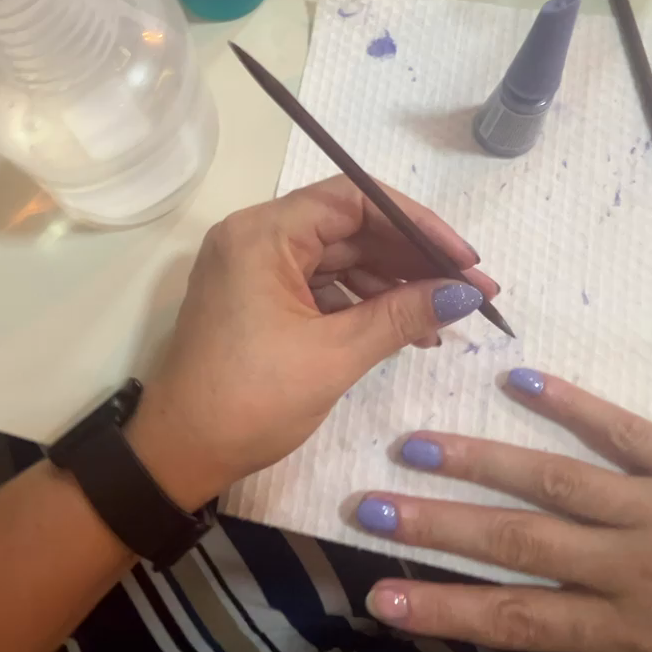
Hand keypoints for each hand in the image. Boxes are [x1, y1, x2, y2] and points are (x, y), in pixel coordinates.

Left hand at [124, 175, 498, 507]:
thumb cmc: (251, 400)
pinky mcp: (259, 295)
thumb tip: (467, 293)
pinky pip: (320, 283)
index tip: (463, 257)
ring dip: (390, 283)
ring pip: (336, 257)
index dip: (414, 223)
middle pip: (346, 226)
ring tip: (444, 317)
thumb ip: (402, 314)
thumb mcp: (334, 355)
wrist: (182, 452)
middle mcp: (254, 236)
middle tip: (470, 289)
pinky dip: (360, 302)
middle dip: (409, 257)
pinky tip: (405, 327)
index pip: (350, 199)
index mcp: (261, 234)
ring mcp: (254, 266)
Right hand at [351, 370, 651, 651]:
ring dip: (478, 458)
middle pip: (515, 537)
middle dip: (434, 525)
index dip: (444, 606)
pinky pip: (626, 429)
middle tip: (367, 505)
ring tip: (416, 443)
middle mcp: (641, 565)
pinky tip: (521, 380)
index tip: (381, 594)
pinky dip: (570, 402)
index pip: (518, 618)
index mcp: (645, 636)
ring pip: (553, 474)